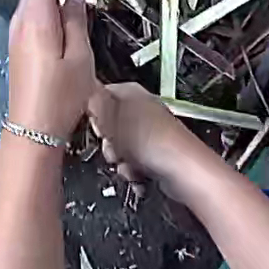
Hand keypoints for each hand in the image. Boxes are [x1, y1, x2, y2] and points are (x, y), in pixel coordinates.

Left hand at [5, 0, 95, 140]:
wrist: (34, 129)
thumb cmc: (60, 96)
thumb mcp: (79, 54)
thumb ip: (76, 16)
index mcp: (36, 20)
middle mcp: (21, 22)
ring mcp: (16, 33)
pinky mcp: (17, 44)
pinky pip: (31, 14)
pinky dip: (47, 7)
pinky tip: (64, 18)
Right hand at [86, 82, 212, 192]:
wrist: (183, 169)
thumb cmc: (147, 139)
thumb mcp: (112, 119)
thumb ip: (94, 106)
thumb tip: (85, 96)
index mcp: (129, 92)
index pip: (100, 96)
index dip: (93, 114)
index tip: (94, 128)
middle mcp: (140, 107)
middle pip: (109, 124)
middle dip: (108, 143)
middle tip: (114, 150)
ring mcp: (149, 130)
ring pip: (120, 146)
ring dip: (120, 160)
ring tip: (127, 166)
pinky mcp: (156, 151)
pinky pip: (134, 159)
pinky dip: (133, 169)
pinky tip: (137, 176)